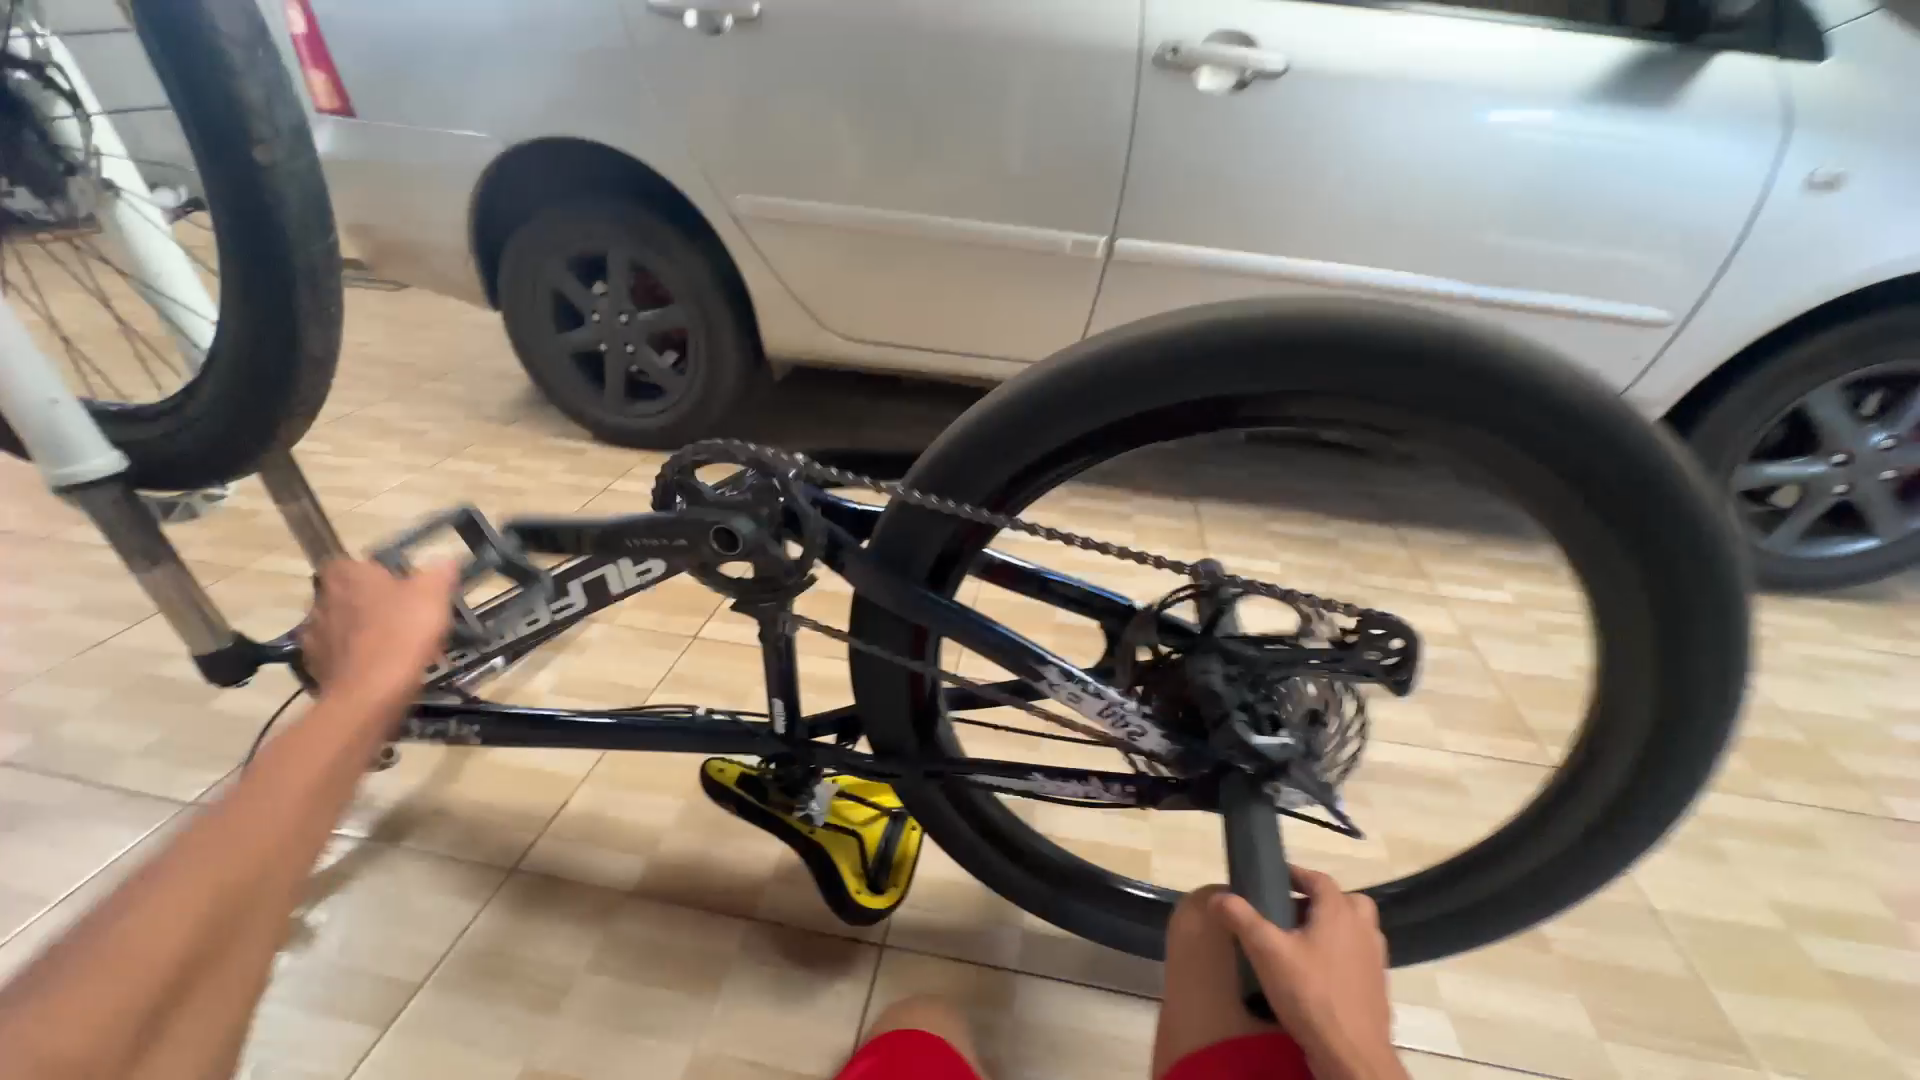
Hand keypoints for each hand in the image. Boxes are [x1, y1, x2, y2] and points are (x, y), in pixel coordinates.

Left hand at [299, 558, 458, 709]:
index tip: (394, 584)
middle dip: (366, 600)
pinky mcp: (314, 663)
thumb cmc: (403, 634)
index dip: (371, 571)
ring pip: (337, 622)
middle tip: (399, 613)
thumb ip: (439, 573)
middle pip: (344, 593)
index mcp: (348, 576)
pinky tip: (376, 664)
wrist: (371, 692)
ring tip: (390, 642)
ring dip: (357, 628)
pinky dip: (352, 655)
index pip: (348, 562)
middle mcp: (323, 599)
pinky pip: (335, 651)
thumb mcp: (434, 595)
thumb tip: (445, 560)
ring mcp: (314, 633)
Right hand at [1210, 868, 1403, 1079]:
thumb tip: (1217, 896)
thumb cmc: (1310, 995)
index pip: (1320, 879)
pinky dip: (1343, 955)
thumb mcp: (1266, 951)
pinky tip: (1318, 974)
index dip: (1296, 874)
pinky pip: (1360, 958)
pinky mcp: (1378, 990)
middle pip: (1348, 901)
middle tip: (1293, 910)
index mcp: (1339, 913)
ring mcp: (1375, 962)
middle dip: (1322, 900)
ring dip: (1335, 928)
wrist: (1352, 1056)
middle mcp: (1364, 931)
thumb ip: (1241, 918)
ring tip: (1304, 941)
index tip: (1275, 877)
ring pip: (1358, 930)